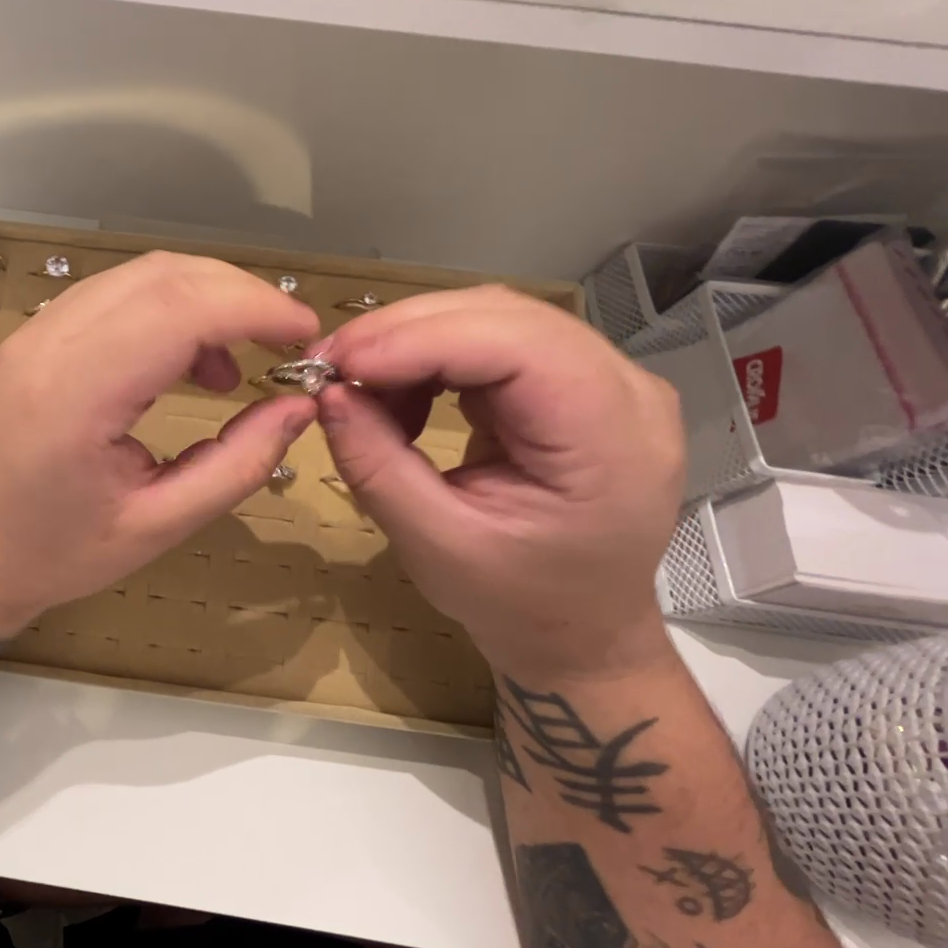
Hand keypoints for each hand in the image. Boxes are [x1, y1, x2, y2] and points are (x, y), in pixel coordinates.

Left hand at [0, 252, 321, 634]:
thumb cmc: (55, 554)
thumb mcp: (157, 526)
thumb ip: (236, 465)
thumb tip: (298, 407)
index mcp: (74, 395)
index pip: (178, 309)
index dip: (254, 307)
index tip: (305, 335)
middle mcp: (45, 346)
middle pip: (160, 276)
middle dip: (236, 294)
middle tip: (281, 343)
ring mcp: (29, 336)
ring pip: (133, 277)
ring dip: (198, 300)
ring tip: (229, 369)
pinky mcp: (27, 340)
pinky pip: (106, 298)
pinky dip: (158, 311)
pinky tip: (180, 363)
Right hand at [318, 285, 683, 680]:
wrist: (577, 631)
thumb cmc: (515, 601)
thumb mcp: (432, 544)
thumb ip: (377, 465)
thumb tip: (326, 394)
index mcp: (611, 438)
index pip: (518, 347)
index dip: (420, 341)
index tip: (337, 365)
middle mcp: (622, 389)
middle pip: (504, 316)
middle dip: (403, 331)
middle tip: (327, 365)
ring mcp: (600, 380)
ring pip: (492, 317)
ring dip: (410, 341)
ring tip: (353, 386)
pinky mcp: (568, 384)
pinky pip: (489, 343)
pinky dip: (426, 359)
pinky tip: (395, 396)